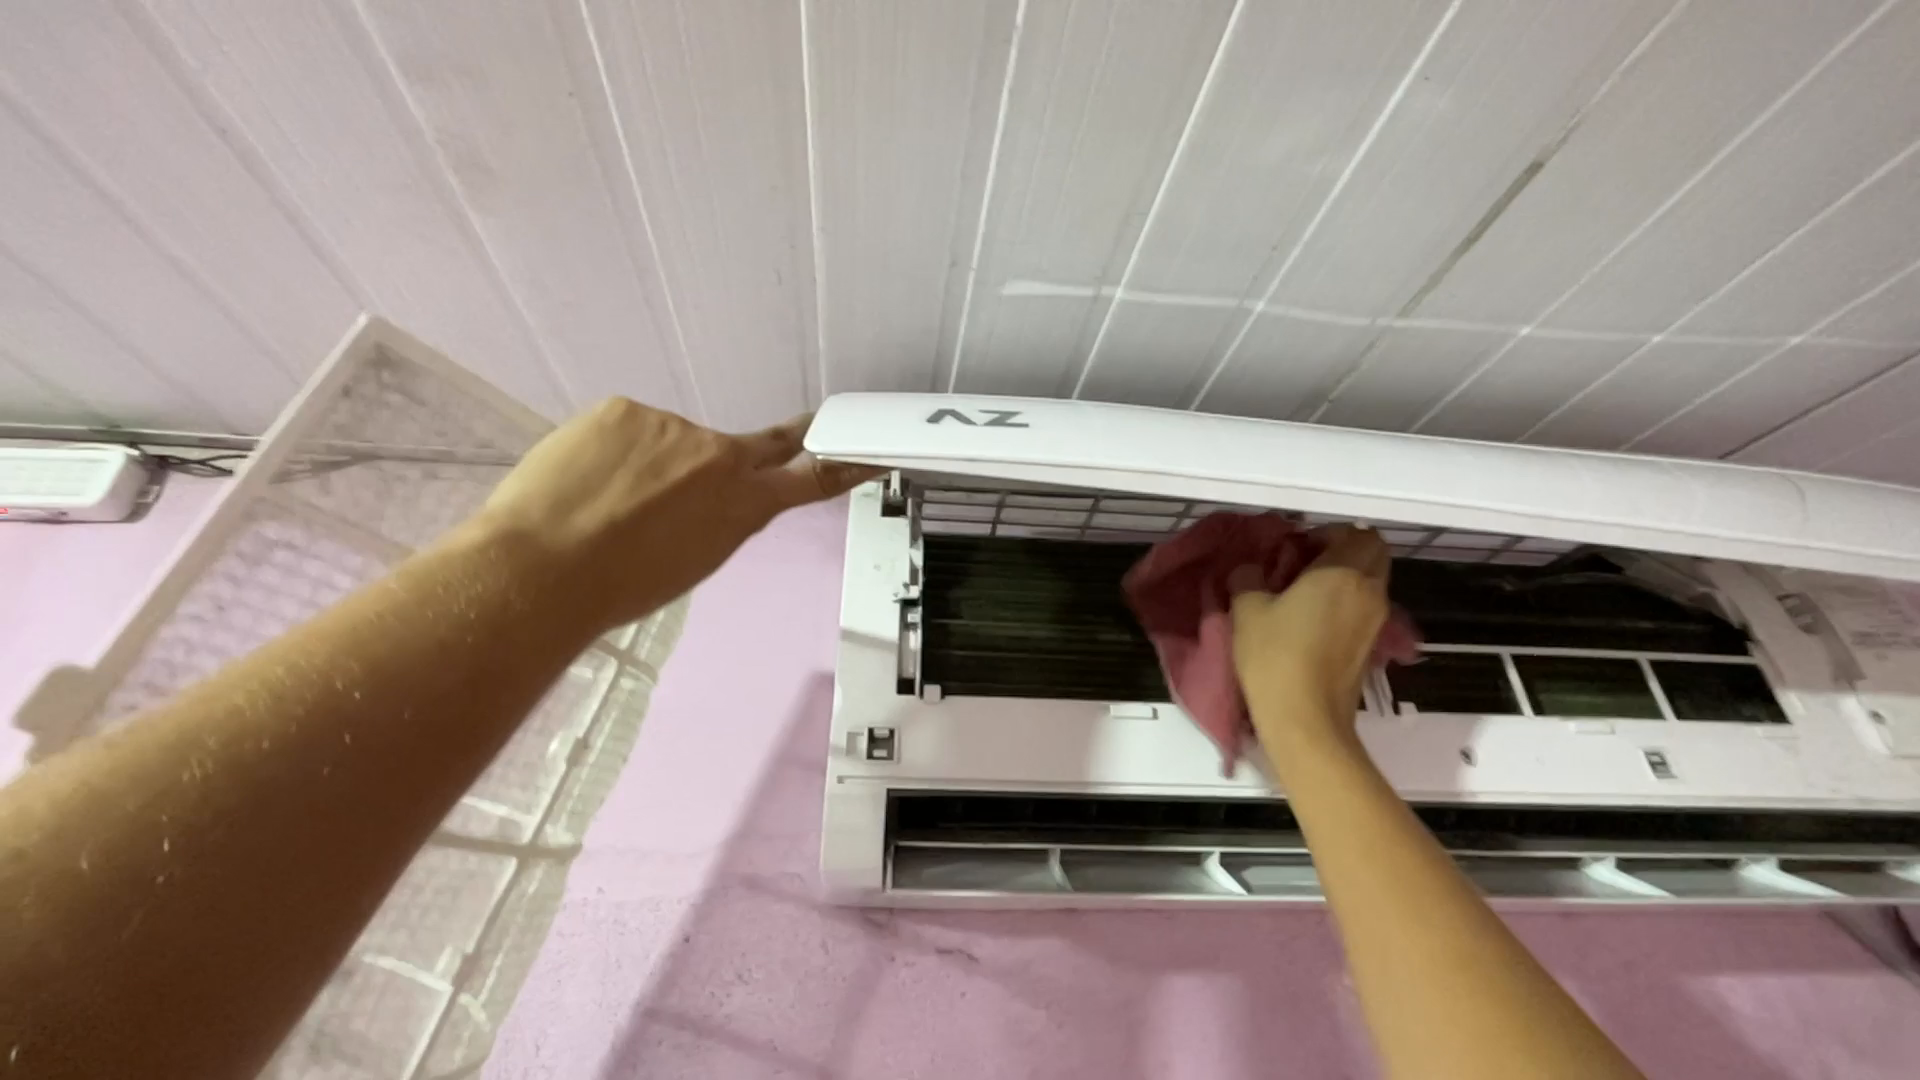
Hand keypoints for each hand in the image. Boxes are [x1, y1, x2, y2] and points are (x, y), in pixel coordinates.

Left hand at [471, 398, 878, 630]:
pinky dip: (612, 452)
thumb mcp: (694, 562)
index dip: (844, 465)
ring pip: (668, 444)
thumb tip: (705, 495)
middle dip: (787, 436)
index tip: (871, 450)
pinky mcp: (623, 408)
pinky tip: (586, 480)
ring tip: (609, 501)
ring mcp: (671, 426)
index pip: (809, 480)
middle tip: (811, 421)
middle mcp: (719, 457)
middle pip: (761, 442)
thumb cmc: (622, 588)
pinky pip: (627, 430)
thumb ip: (718, 520)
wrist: (543, 570)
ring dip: (651, 465)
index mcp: (743, 505)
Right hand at [1230, 525, 1391, 749]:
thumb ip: (1248, 578)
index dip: (1327, 533)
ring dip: (1346, 577)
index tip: (1295, 549)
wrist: (1305, 719)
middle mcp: (1369, 591)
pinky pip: (1365, 606)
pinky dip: (1346, 602)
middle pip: (1373, 553)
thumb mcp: (1246, 609)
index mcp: (1343, 572)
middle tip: (1304, 564)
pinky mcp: (1371, 646)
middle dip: (1344, 550)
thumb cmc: (1275, 657)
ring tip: (1304, 593)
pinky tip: (1311, 620)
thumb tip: (1250, 570)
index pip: (1356, 533)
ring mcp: (1376, 620)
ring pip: (1371, 581)